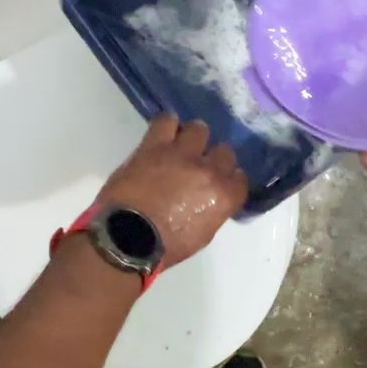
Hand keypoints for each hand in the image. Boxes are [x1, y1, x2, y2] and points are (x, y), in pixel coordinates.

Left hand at [97, 114, 248, 269]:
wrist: (125, 238)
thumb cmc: (165, 246)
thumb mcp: (202, 235)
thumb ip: (213, 210)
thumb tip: (209, 198)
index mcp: (223, 196)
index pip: (240, 178)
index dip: (230, 179)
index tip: (221, 184)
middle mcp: (208, 170)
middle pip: (224, 151)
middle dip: (214, 158)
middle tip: (200, 167)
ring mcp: (181, 154)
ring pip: (199, 129)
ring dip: (194, 138)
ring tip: (183, 146)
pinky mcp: (154, 145)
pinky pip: (167, 121)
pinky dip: (168, 125)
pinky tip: (165, 134)